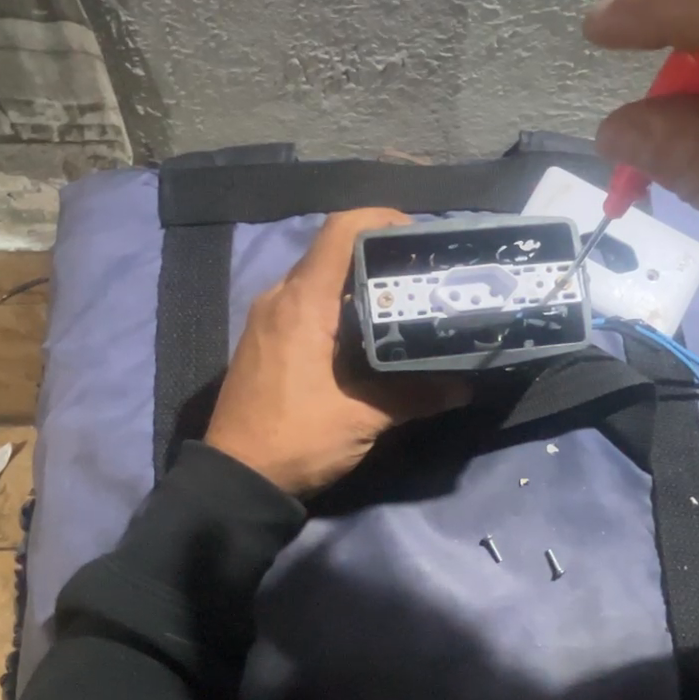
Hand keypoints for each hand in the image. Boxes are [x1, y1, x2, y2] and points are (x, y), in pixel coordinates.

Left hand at [205, 209, 469, 496]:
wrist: (236, 479)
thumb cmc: (296, 440)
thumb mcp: (361, 419)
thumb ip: (414, 396)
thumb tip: (462, 387)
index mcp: (302, 303)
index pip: (341, 230)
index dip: (382, 220)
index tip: (419, 238)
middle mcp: (280, 298)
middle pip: (333, 252)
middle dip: (379, 257)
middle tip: (422, 278)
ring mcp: (267, 318)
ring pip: (318, 280)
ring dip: (358, 286)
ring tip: (401, 306)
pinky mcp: (263, 340)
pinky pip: (304, 305)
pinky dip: (337, 308)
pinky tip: (364, 338)